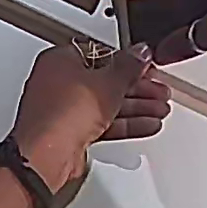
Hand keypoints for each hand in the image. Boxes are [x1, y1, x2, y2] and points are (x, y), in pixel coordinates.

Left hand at [11, 43, 170, 188]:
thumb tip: (140, 54)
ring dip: (134, 107)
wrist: (47, 153)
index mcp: (59, 61)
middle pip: (104, 81)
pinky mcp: (69, 133)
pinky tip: (145, 124)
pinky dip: (123, 124)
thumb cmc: (61, 114)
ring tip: (159, 109)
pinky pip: (101, 123)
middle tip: (158, 91)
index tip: (146, 67)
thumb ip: (128, 67)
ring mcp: (62, 110)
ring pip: (104, 104)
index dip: (127, 61)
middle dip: (136, 88)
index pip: (99, 54)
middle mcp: (57, 83)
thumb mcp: (107, 83)